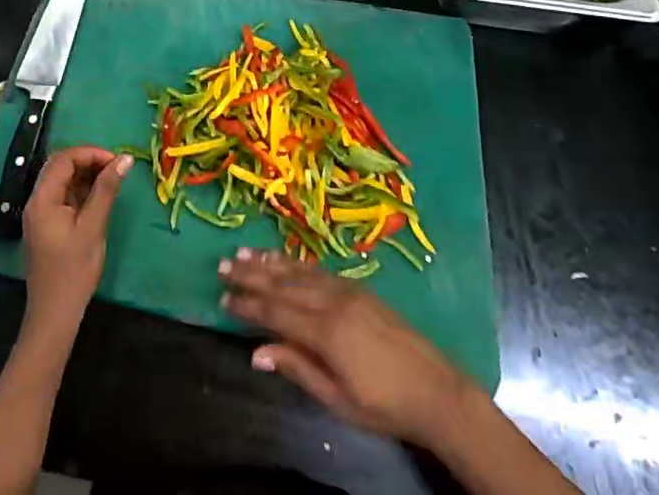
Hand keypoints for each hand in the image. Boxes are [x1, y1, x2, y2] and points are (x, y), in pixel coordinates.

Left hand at [24, 146, 129, 324]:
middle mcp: (36, 202)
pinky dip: (82, 190)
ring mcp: (40, 214)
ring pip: (62, 180)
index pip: (63, 160)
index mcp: (42, 200)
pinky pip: (63, 196)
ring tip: (112, 181)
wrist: (55, 312)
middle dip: (88, 161)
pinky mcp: (47, 224)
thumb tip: (125, 159)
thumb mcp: (93, 226)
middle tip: (116, 168)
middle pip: (59, 166)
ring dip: (86, 175)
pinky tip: (100, 197)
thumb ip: (107, 190)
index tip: (117, 161)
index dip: (91, 154)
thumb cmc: (74, 270)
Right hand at [219, 249, 473, 446]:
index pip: (276, 312)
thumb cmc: (383, 404)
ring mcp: (349, 292)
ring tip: (244, 253)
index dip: (247, 304)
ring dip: (271, 263)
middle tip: (223, 264)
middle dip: (252, 275)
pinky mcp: (360, 289)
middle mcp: (334, 302)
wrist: (436, 389)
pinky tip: (284, 260)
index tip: (222, 298)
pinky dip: (296, 263)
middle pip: (284, 284)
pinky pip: (319, 271)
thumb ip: (297, 368)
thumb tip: (256, 352)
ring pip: (301, 271)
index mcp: (326, 331)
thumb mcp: (337, 397)